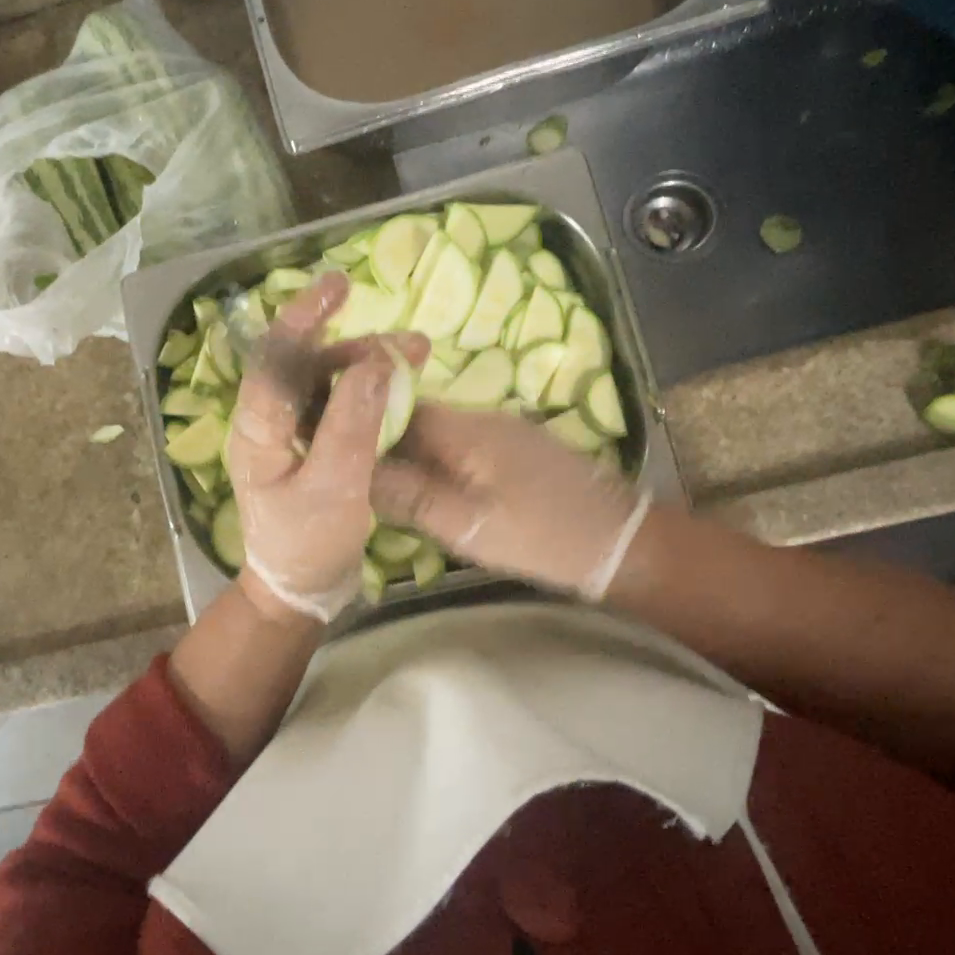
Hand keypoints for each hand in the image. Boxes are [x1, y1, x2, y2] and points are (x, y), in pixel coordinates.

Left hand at [228, 272, 425, 621]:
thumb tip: (376, 360)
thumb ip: (351, 424)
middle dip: (353, 345)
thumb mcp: (334, 487)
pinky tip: (402, 387)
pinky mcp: (312, 448)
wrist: (301, 590)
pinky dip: (370, 393)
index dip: (303, 317)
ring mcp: (290, 436)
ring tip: (419, 357)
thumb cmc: (307, 544)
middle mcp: (267, 424)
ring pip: (326, 382)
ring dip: (368, 367)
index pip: (274, 359)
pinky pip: (339, 407)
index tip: (340, 287)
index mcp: (256, 431)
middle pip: (304, 365)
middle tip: (409, 340)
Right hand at [370, 404, 648, 599]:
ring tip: (380, 486)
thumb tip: (355, 475)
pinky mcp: (515, 452)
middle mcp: (482, 420)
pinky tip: (426, 491)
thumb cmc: (540, 535)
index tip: (335, 447)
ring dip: (409, 456)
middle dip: (383, 443)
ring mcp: (502, 433)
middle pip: (417, 421)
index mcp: (466, 430)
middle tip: (351, 475)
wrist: (619, 544)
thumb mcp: (468, 525)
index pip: (399, 410)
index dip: (364, 424)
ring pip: (438, 436)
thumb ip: (411, 497)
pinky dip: (435, 465)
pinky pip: (459, 449)